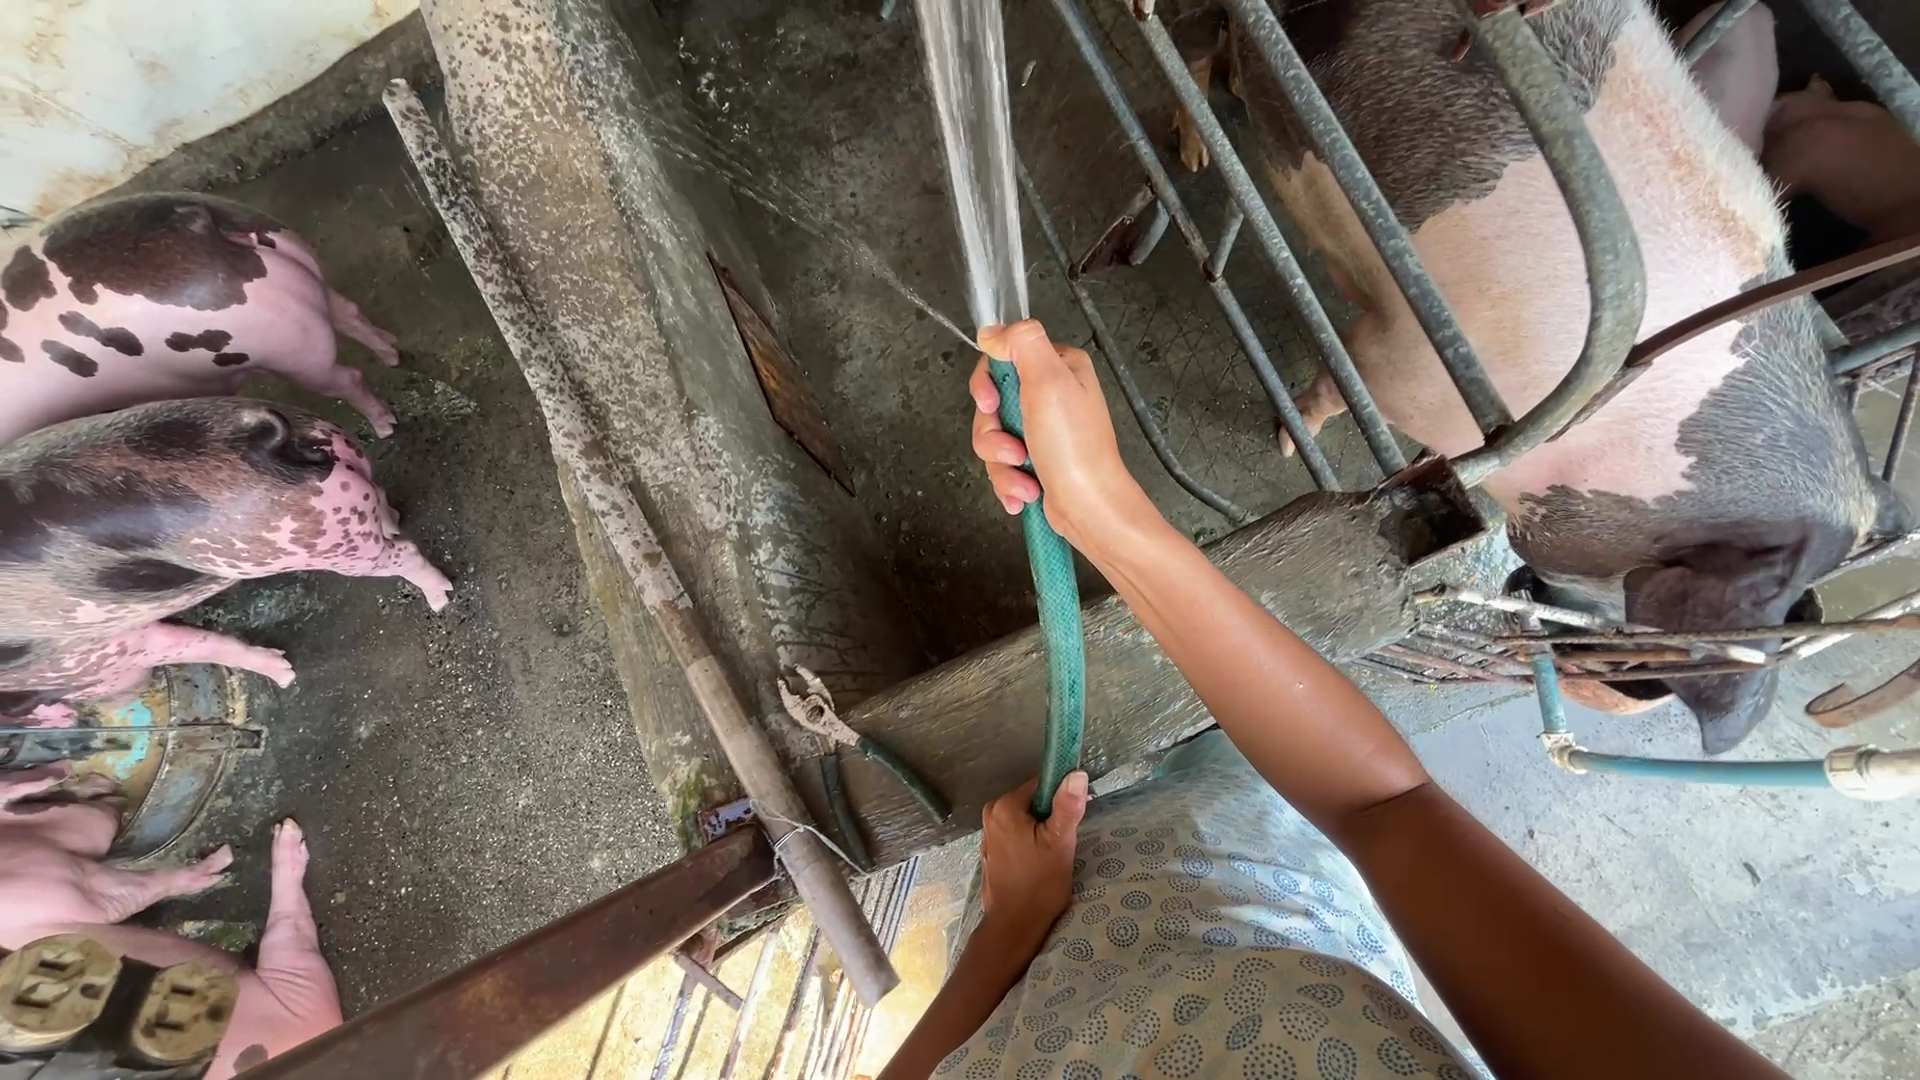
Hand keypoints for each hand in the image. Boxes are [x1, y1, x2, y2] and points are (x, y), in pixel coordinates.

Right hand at [971, 320, 1151, 552]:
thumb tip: (993, 331)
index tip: (990, 404)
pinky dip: (1008, 482)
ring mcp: (1041, 431)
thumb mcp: (1049, 382)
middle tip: (1013, 450)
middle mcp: (1050, 396)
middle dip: (993, 435)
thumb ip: (1022, 343)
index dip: (987, 385)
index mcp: (1059, 368)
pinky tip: (1024, 494)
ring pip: (992, 439)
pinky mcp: (1034, 461)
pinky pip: (1001, 466)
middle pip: (991, 404)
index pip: (1003, 359)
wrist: (1089, 507)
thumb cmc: (1074, 448)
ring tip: (1023, 478)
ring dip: (1001, 464)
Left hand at [978, 771, 1089, 949]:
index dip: (1063, 796)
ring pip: (1025, 819)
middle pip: (1033, 802)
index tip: (1079, 813)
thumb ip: (1068, 805)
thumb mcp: (1060, 842)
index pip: (1041, 785)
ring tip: (1055, 854)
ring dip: (1042, 830)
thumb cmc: (1039, 884)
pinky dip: (1030, 841)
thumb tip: (1077, 773)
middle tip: (1067, 839)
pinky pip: (1016, 834)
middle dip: (1053, 815)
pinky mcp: (992, 851)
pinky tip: (1040, 862)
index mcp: (1004, 806)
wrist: (1014, 927)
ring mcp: (989, 833)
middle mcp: (991, 814)